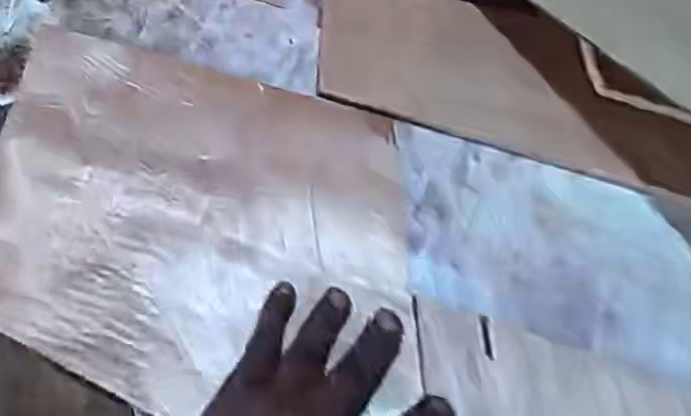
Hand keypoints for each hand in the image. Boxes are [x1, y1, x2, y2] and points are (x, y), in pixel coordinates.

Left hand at [204, 282, 451, 415]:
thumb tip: (368, 413)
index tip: (444, 401)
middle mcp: (316, 413)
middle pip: (355, 378)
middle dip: (375, 349)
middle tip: (391, 316)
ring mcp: (278, 391)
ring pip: (310, 348)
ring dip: (327, 321)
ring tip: (340, 293)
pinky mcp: (245, 377)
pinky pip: (264, 337)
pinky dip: (276, 311)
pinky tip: (285, 287)